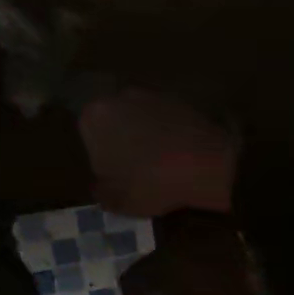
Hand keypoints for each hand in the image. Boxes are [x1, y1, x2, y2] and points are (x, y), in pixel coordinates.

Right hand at [78, 89, 239, 216]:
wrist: (207, 164)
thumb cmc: (151, 182)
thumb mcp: (116, 200)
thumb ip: (100, 191)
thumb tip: (100, 185)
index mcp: (94, 116)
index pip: (86, 136)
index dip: (99, 157)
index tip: (113, 175)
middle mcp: (119, 96)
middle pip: (113, 121)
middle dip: (121, 141)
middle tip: (134, 170)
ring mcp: (152, 94)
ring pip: (139, 118)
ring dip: (144, 136)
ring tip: (158, 164)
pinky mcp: (180, 99)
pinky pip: (164, 119)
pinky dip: (167, 133)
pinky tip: (178, 155)